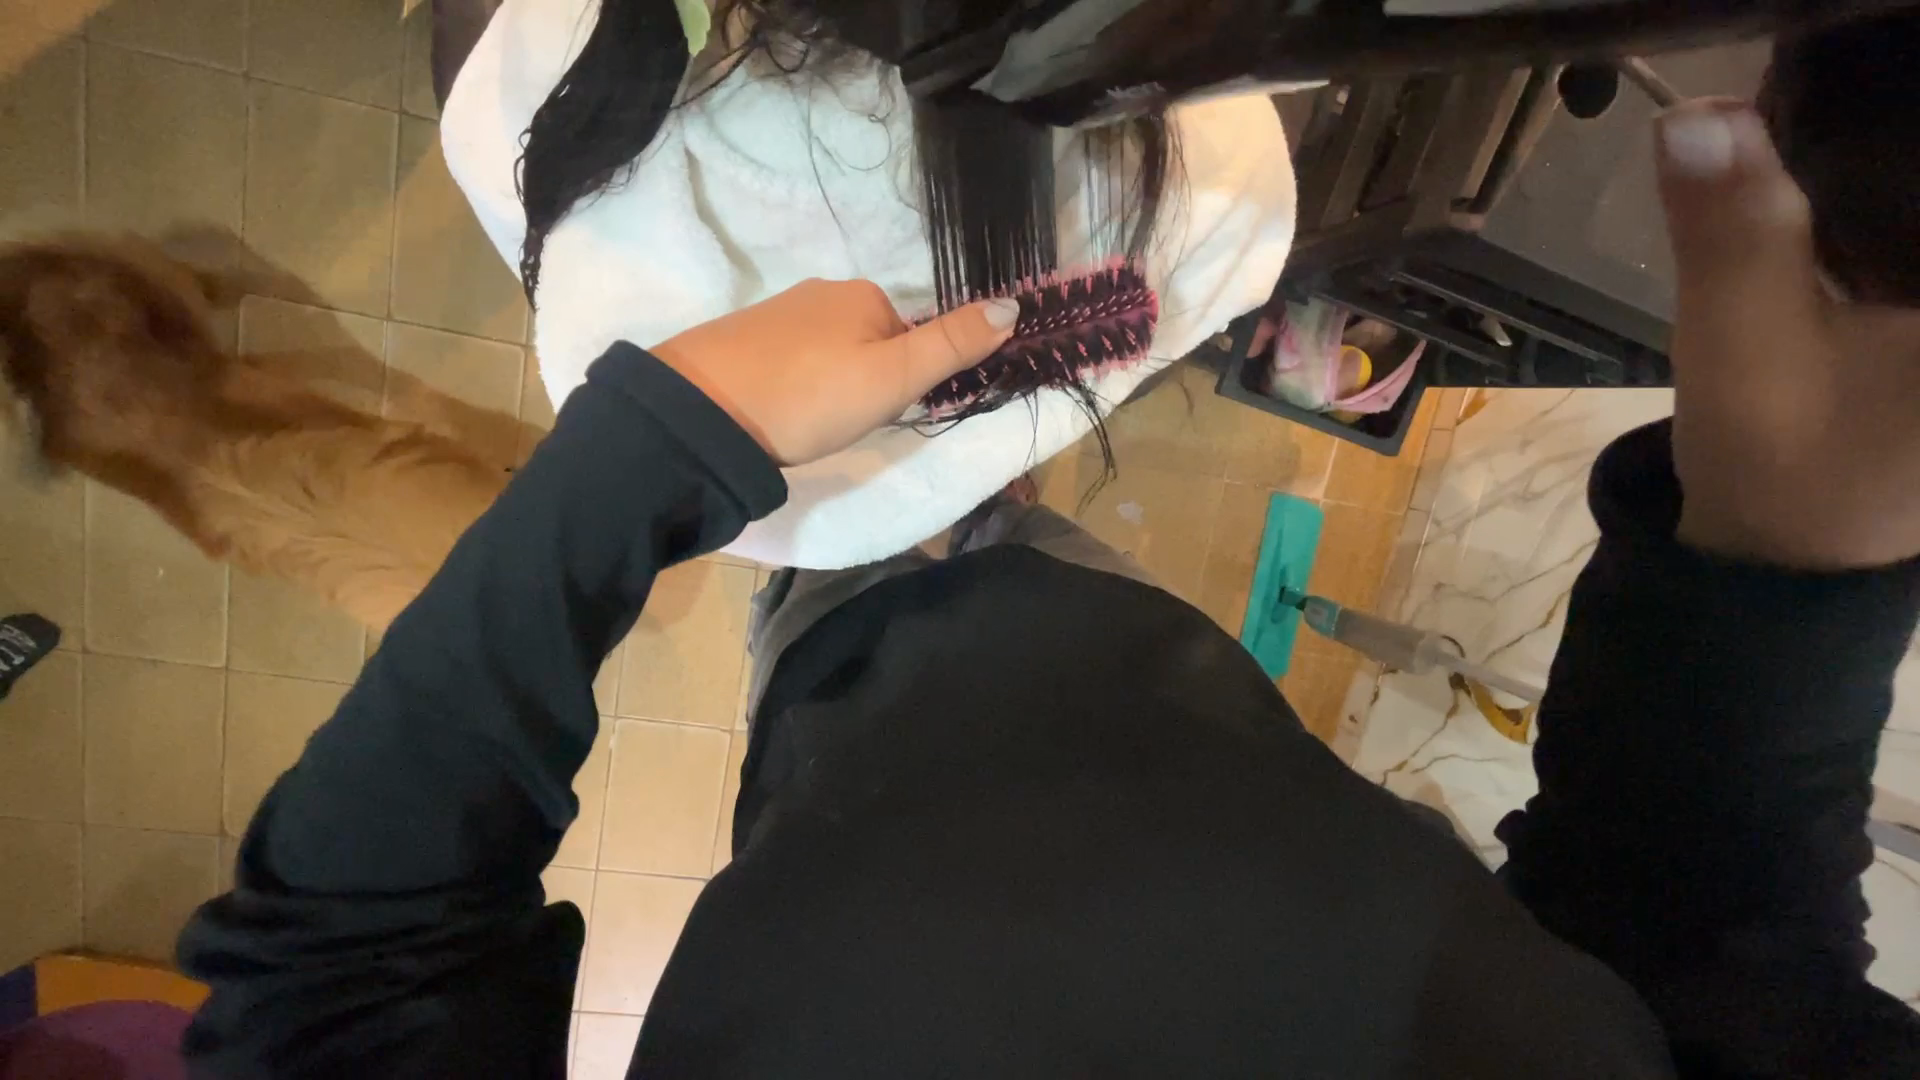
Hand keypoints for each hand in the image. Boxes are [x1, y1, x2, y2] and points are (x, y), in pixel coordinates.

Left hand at [650, 279, 1017, 465]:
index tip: (875, 410)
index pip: (910, 341)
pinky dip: (798, 387)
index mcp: (865, 296)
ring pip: (832, 357)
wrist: (705, 411)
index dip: (902, 384)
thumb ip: (953, 346)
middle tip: (841, 419)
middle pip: (872, 347)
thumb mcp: (895, 378)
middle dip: (867, 387)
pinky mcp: (745, 337)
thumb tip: (1015, 305)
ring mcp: (779, 312)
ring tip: (808, 420)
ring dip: (832, 389)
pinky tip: (781, 410)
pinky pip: (794, 361)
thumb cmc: (812, 396)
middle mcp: (822, 293)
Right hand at [1656, 100, 1919, 569]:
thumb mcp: (1743, 348)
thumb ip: (1732, 237)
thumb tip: (1692, 114)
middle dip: (1900, 99)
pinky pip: (1910, 214)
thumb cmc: (1782, 458)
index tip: (1853, 43)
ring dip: (1890, 134)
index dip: (1910, 89)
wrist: (1785, 540)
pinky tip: (1843, 149)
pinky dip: (1887, 175)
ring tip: (1836, 78)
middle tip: (1832, 55)